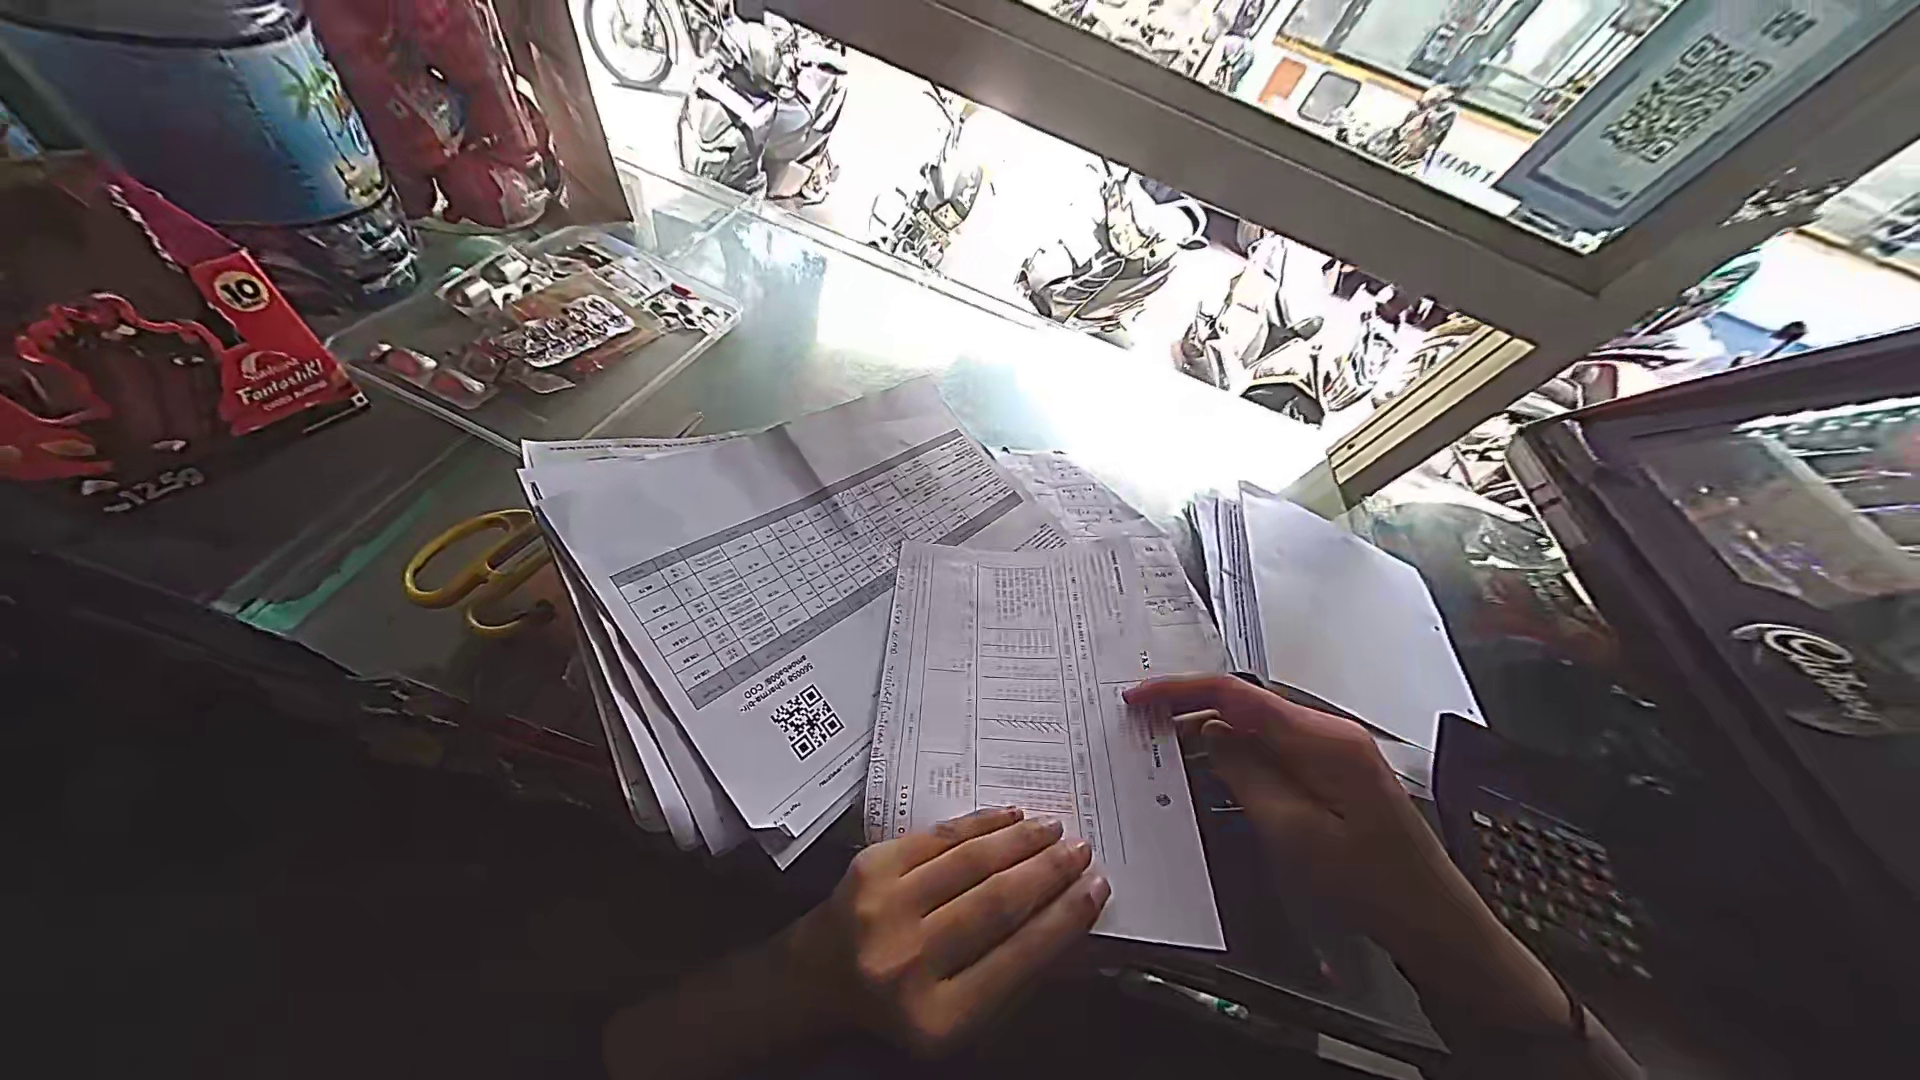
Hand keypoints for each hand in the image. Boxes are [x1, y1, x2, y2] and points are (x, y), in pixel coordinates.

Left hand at [788, 806, 1109, 1055]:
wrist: (819, 975)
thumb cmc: (898, 1001)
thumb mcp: (957, 1015)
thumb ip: (1013, 977)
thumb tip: (1070, 922)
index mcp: (938, 1018)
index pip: (1020, 959)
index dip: (1065, 919)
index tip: (1095, 888)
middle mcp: (909, 962)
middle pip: (998, 903)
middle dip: (1050, 871)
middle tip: (1081, 850)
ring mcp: (887, 907)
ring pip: (972, 861)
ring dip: (1021, 840)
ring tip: (1053, 828)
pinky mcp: (873, 866)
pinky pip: (940, 834)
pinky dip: (981, 822)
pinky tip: (1010, 816)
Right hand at [1125, 673, 1569, 1035]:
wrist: (1434, 919)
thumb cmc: (1372, 882)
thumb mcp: (1292, 831)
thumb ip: (1244, 773)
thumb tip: (1208, 733)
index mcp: (1322, 739)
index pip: (1236, 693)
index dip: (1180, 689)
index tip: (1141, 696)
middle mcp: (1326, 730)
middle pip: (1243, 702)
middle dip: (1189, 705)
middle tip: (1143, 719)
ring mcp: (1328, 746)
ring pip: (1253, 723)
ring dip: (1209, 728)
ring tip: (1166, 741)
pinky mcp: (1326, 764)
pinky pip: (1269, 743)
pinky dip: (1233, 748)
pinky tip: (1210, 761)